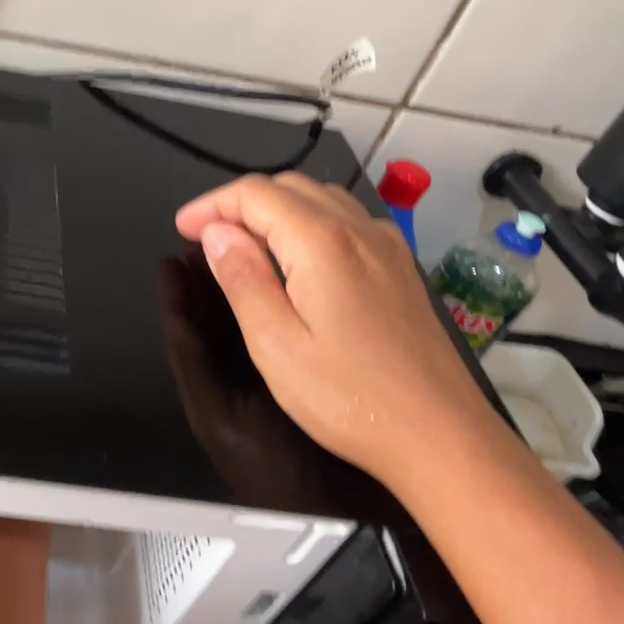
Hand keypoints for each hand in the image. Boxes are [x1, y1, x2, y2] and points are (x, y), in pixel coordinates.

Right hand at [174, 173, 500, 490]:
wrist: (441, 436)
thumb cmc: (350, 398)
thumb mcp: (275, 344)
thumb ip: (242, 278)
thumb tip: (217, 232)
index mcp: (322, 242)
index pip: (253, 194)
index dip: (211, 204)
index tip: (182, 228)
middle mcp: (358, 230)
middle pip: (287, 187)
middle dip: (239, 203)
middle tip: (207, 237)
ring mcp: (386, 247)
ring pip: (319, 198)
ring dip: (274, 209)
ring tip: (244, 244)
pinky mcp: (400, 268)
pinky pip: (346, 221)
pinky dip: (309, 222)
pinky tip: (299, 259)